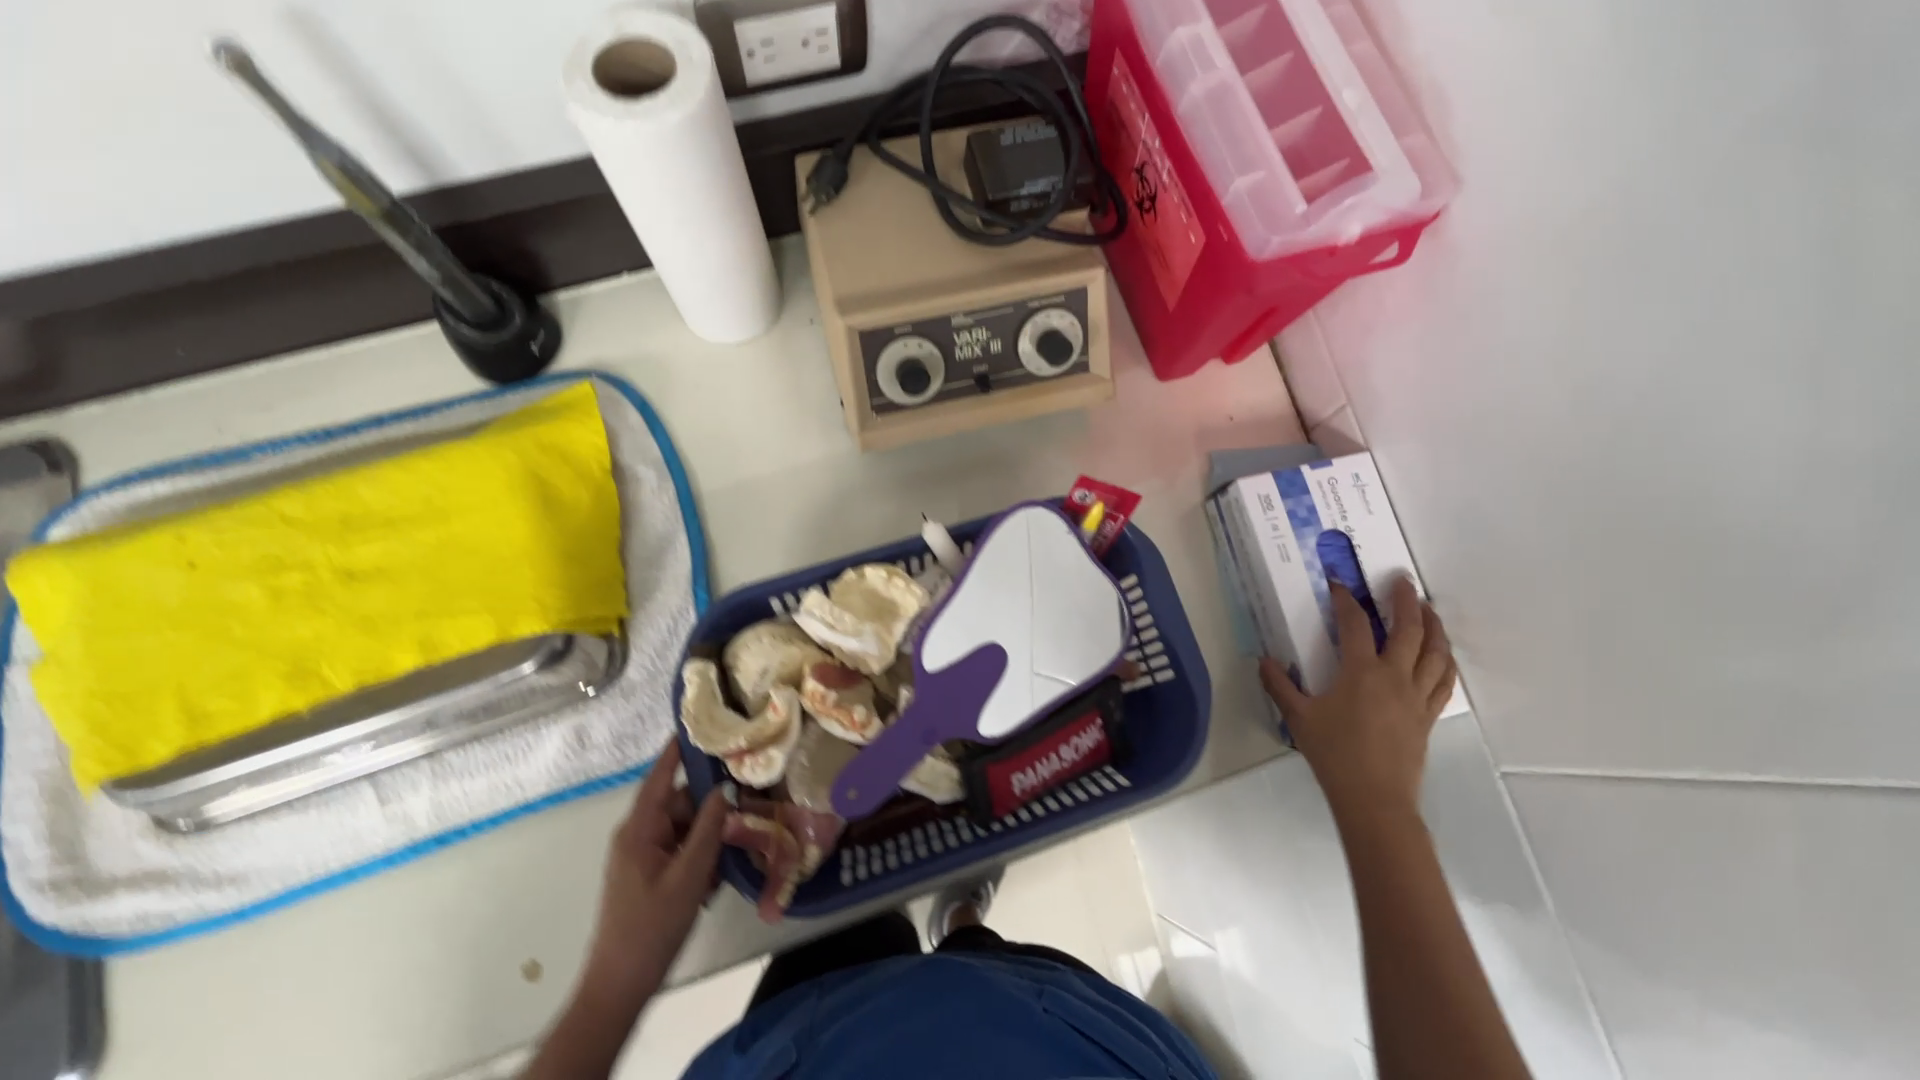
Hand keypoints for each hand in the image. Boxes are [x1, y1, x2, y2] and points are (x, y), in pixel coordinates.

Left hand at [579, 741, 727, 1007]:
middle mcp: (639, 835)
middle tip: (752, 792)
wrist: (621, 984)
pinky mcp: (653, 876)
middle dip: (713, 802)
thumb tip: (725, 788)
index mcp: (639, 828)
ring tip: (744, 837)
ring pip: (687, 829)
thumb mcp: (688, 876)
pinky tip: (723, 875)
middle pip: (682, 803)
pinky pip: (684, 852)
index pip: (661, 776)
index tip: (703, 722)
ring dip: (712, 835)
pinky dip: (704, 857)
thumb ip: (709, 829)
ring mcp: (645, 857)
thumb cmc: (651, 927)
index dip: (680, 749)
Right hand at [1260, 577, 1455, 819]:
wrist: (1373, 797)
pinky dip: (1445, 660)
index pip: (1355, 625)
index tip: (1339, 585)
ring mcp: (1416, 695)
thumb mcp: (1298, 718)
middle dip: (1405, 600)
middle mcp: (1395, 676)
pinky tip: (1442, 653)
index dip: (1345, 601)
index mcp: (1361, 672)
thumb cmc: (1333, 755)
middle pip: (1409, 628)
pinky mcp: (1428, 715)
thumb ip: (1279, 686)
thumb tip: (1264, 661)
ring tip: (1427, 609)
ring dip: (1433, 625)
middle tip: (1401, 581)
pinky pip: (1444, 680)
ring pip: (1435, 651)